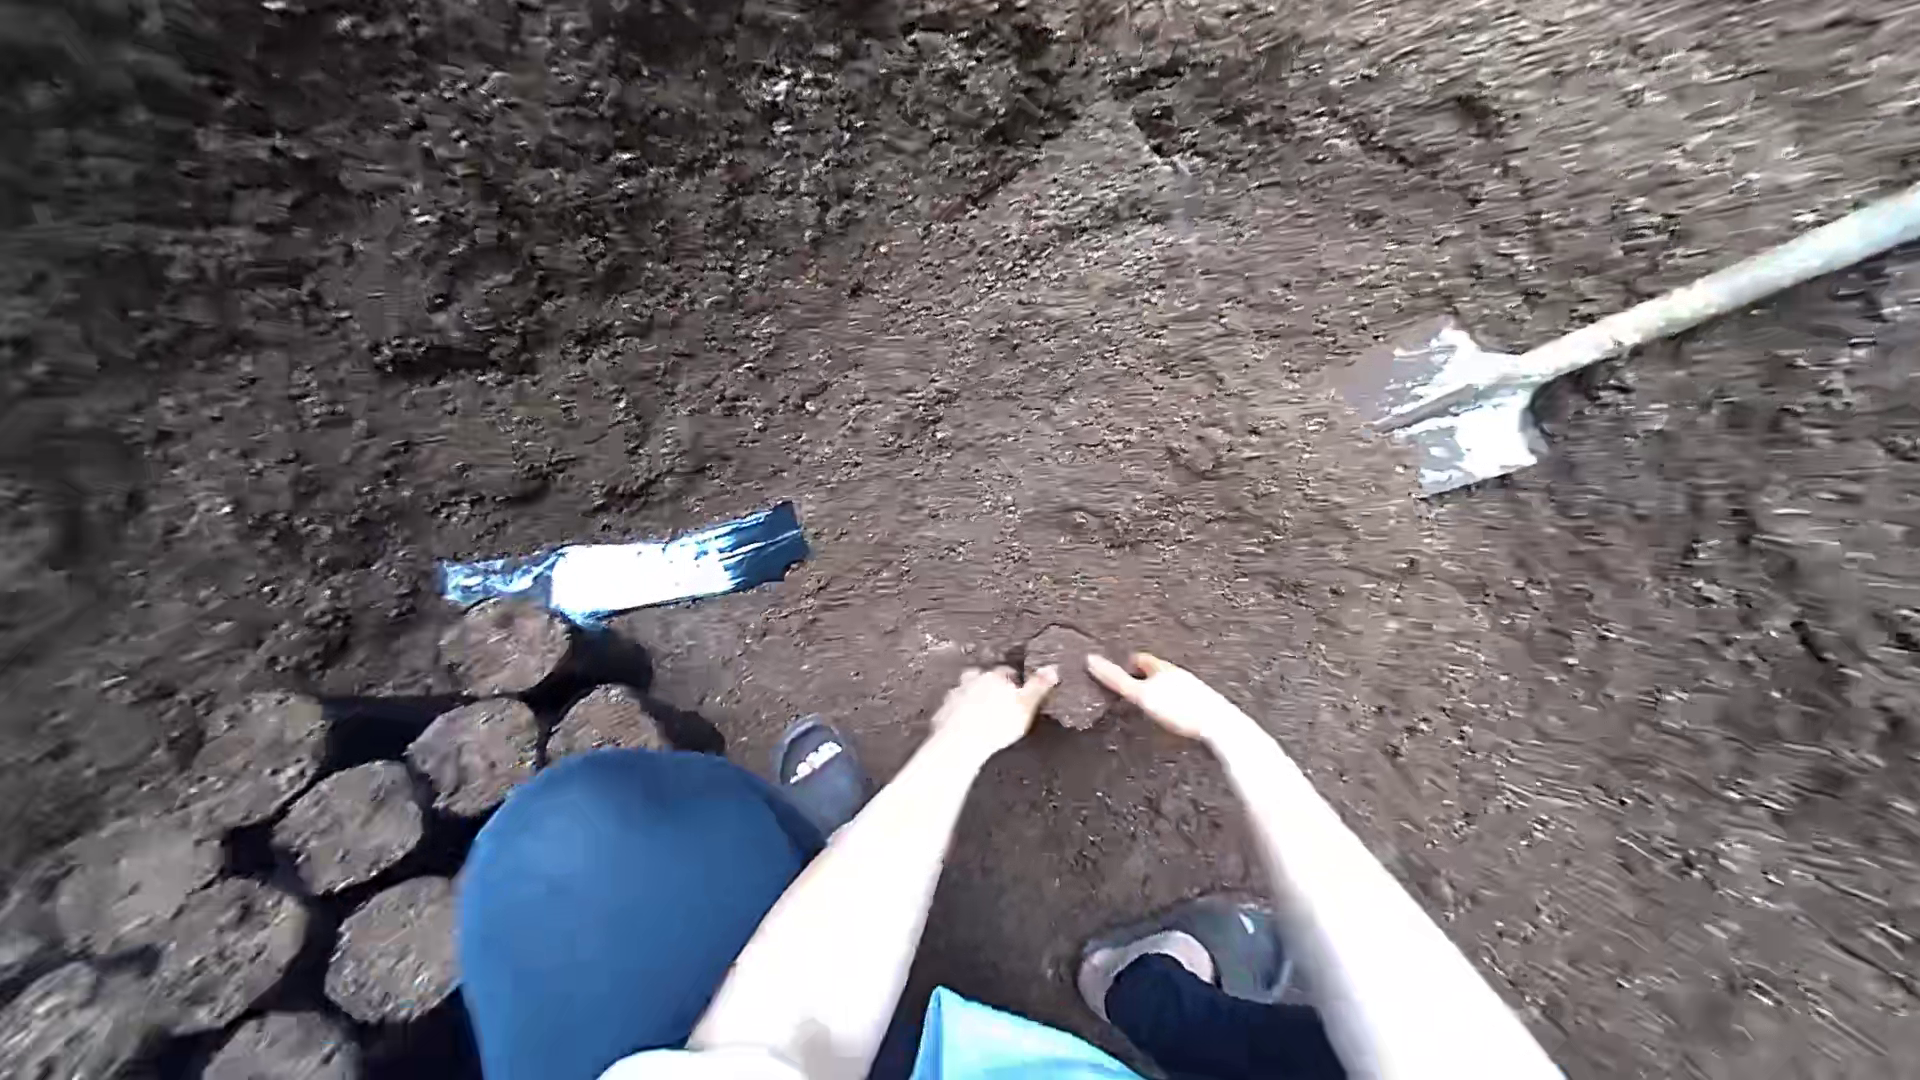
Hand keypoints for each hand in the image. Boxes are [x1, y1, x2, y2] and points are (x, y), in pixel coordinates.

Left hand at [929, 665, 1057, 758]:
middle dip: (990, 689)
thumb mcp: (1026, 705)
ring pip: (966, 693)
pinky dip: (959, 716)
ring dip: (973, 701)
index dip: (1014, 682)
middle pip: (983, 680)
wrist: (962, 743)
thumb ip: (1039, 686)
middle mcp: (972, 682)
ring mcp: (955, 696)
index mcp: (993, 677)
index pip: (1007, 672)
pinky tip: (967, 727)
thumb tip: (1052, 670)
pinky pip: (953, 711)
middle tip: (999, 704)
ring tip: (982, 716)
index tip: (1018, 692)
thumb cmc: (994, 725)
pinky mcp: (943, 712)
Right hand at [1086, 652, 1258, 745]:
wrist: (1221, 728)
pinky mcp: (1203, 710)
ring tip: (1145, 707)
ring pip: (1170, 688)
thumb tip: (1090, 660)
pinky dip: (1171, 708)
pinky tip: (1169, 721)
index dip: (1126, 664)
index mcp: (1163, 669)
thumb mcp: (1141, 695)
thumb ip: (1116, 679)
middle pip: (1155, 673)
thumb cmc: (1180, 709)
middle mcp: (1179, 676)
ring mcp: (1193, 692)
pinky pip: (1182, 704)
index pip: (1140, 659)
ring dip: (1158, 694)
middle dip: (1142, 679)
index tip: (1114, 671)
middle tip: (1127, 690)